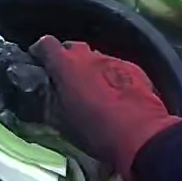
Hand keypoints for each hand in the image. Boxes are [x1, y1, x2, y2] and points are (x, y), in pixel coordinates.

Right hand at [30, 36, 181, 180]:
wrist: (142, 136)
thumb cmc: (95, 130)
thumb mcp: (61, 121)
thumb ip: (49, 101)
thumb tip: (44, 95)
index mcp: (66, 65)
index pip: (45, 43)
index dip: (40, 52)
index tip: (39, 62)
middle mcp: (88, 56)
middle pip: (72, 49)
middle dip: (67, 61)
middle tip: (66, 81)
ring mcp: (113, 60)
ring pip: (94, 59)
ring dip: (90, 70)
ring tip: (92, 91)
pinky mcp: (134, 68)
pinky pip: (115, 68)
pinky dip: (110, 77)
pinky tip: (114, 96)